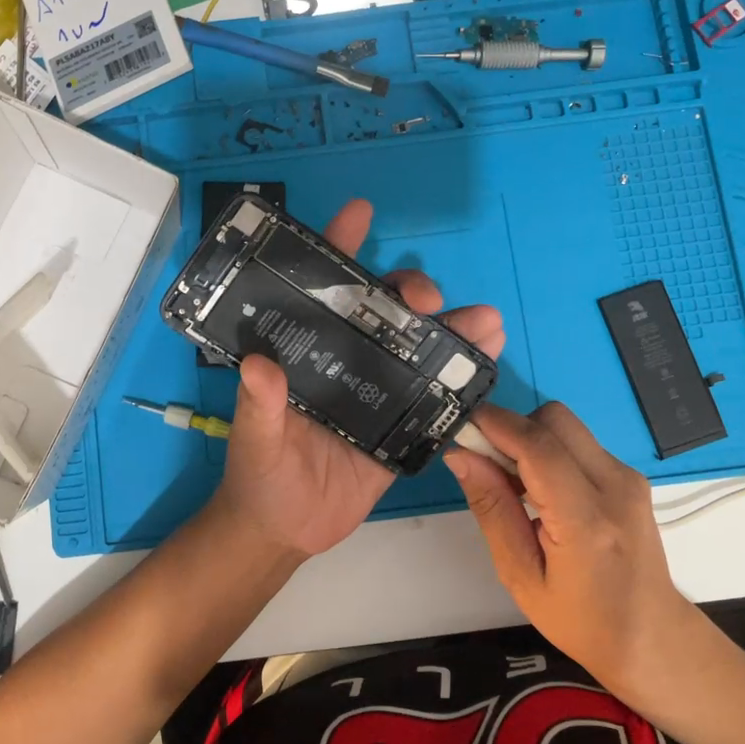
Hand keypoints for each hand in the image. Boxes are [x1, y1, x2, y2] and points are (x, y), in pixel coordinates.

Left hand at [212, 199, 505, 558]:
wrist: (286, 531)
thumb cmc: (260, 476)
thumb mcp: (254, 440)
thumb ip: (257, 405)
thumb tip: (259, 367)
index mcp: (307, 353)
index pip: (321, 290)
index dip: (338, 248)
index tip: (360, 212)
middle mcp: (346, 360)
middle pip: (383, 312)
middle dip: (409, 292)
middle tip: (424, 298)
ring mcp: (379, 391)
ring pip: (420, 348)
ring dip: (453, 328)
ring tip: (485, 319)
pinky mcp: (403, 427)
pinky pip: (437, 397)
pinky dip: (464, 378)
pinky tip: (490, 359)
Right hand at [442, 404, 695, 692]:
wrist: (651, 637)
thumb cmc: (581, 619)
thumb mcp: (521, 575)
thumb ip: (492, 509)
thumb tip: (461, 457)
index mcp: (586, 520)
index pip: (538, 447)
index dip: (496, 426)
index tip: (461, 426)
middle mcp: (615, 487)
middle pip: (555, 420)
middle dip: (513, 428)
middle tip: (486, 462)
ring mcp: (628, 478)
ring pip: (567, 427)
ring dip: (531, 439)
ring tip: (512, 482)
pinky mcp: (631, 477)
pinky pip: (580, 443)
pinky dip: (550, 451)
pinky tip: (540, 490)